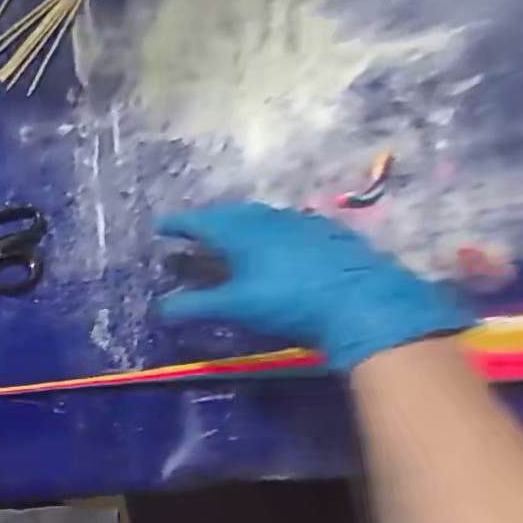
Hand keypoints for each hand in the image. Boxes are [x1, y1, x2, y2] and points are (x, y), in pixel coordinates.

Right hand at [155, 202, 474, 370]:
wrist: (366, 304)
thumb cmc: (286, 301)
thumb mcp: (231, 307)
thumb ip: (191, 306)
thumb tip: (157, 309)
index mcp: (243, 233)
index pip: (201, 222)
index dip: (178, 224)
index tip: (158, 226)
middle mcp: (271, 222)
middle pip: (232, 213)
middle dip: (207, 219)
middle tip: (189, 227)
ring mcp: (304, 225)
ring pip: (261, 216)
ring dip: (237, 222)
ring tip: (225, 232)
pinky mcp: (328, 236)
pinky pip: (285, 224)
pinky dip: (264, 230)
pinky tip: (267, 244)